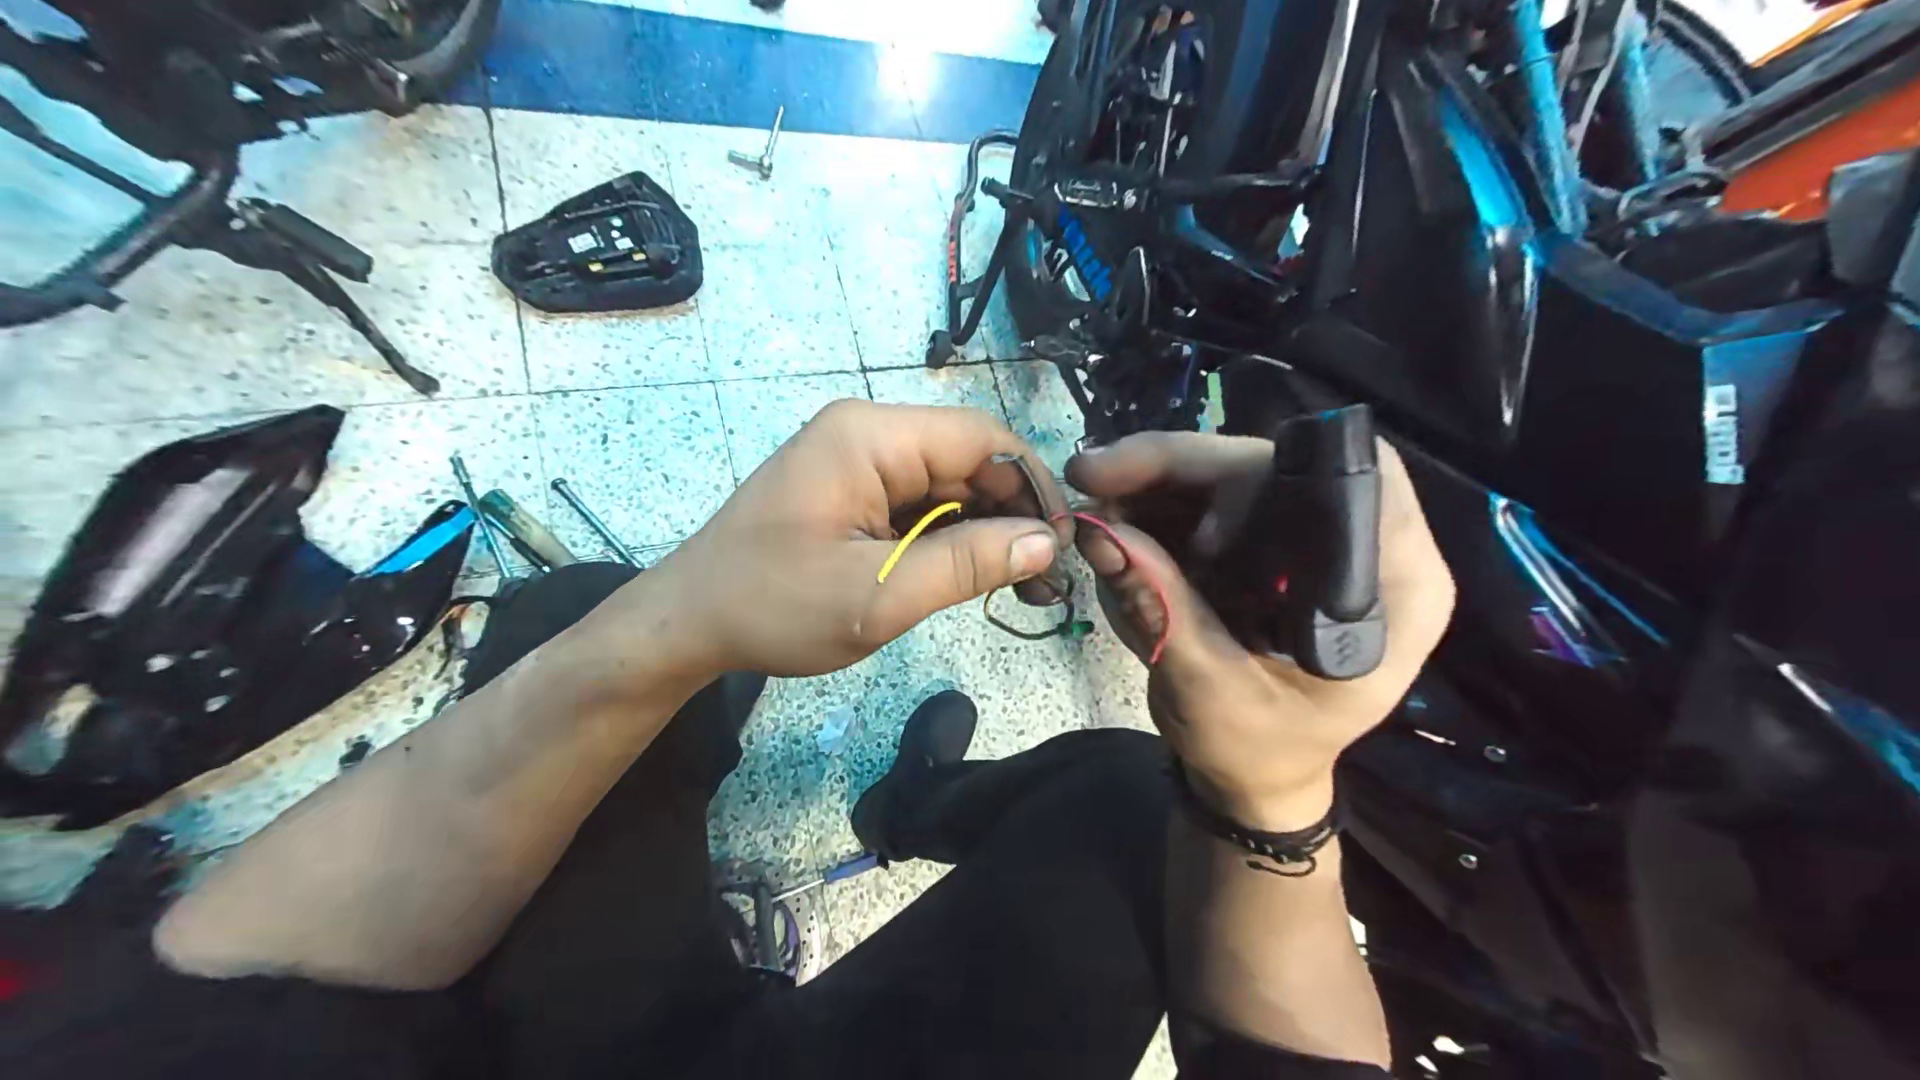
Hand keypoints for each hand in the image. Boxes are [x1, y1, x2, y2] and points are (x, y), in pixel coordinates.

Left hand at [626, 400, 1071, 679]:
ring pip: (948, 482)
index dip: (1031, 487)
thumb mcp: (878, 595)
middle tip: (1042, 579)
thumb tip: (1046, 541)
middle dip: (1012, 513)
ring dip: (985, 529)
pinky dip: (951, 536)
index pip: (982, 438)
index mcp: (870, 437)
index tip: (1061, 546)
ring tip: (1017, 584)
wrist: (690, 621)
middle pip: (968, 458)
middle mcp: (867, 432)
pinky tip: (972, 573)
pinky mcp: (852, 487)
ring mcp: (857, 459)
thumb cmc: (774, 607)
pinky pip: (919, 501)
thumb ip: (967, 564)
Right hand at [1066, 431, 1453, 829]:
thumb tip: (1099, 529)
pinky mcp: (1268, 547)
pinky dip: (1158, 504)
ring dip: (1158, 483)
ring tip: (1096, 501)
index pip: (1346, 476)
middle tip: (1095, 475)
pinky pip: (1213, 502)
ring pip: (1233, 475)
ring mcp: (1307, 542)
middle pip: (1274, 465)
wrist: (1252, 776)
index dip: (1254, 470)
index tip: (1175, 496)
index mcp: (1391, 587)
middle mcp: (1361, 548)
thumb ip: (1160, 607)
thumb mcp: (1206, 687)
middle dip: (1176, 466)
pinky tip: (1119, 523)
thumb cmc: (1253, 750)